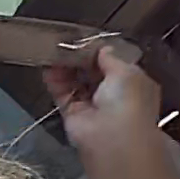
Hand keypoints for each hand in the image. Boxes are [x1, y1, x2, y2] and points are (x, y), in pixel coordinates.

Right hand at [42, 47, 162, 154]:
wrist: (110, 138)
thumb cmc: (127, 100)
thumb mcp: (126, 72)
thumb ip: (111, 58)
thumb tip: (103, 48)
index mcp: (132, 82)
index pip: (115, 63)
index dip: (101, 52)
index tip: (87, 41)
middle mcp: (111, 93)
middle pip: (92, 72)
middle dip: (80, 59)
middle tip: (66, 45)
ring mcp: (90, 103)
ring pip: (75, 82)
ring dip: (65, 68)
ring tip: (53, 53)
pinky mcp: (71, 113)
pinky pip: (62, 93)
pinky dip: (55, 81)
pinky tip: (47, 69)